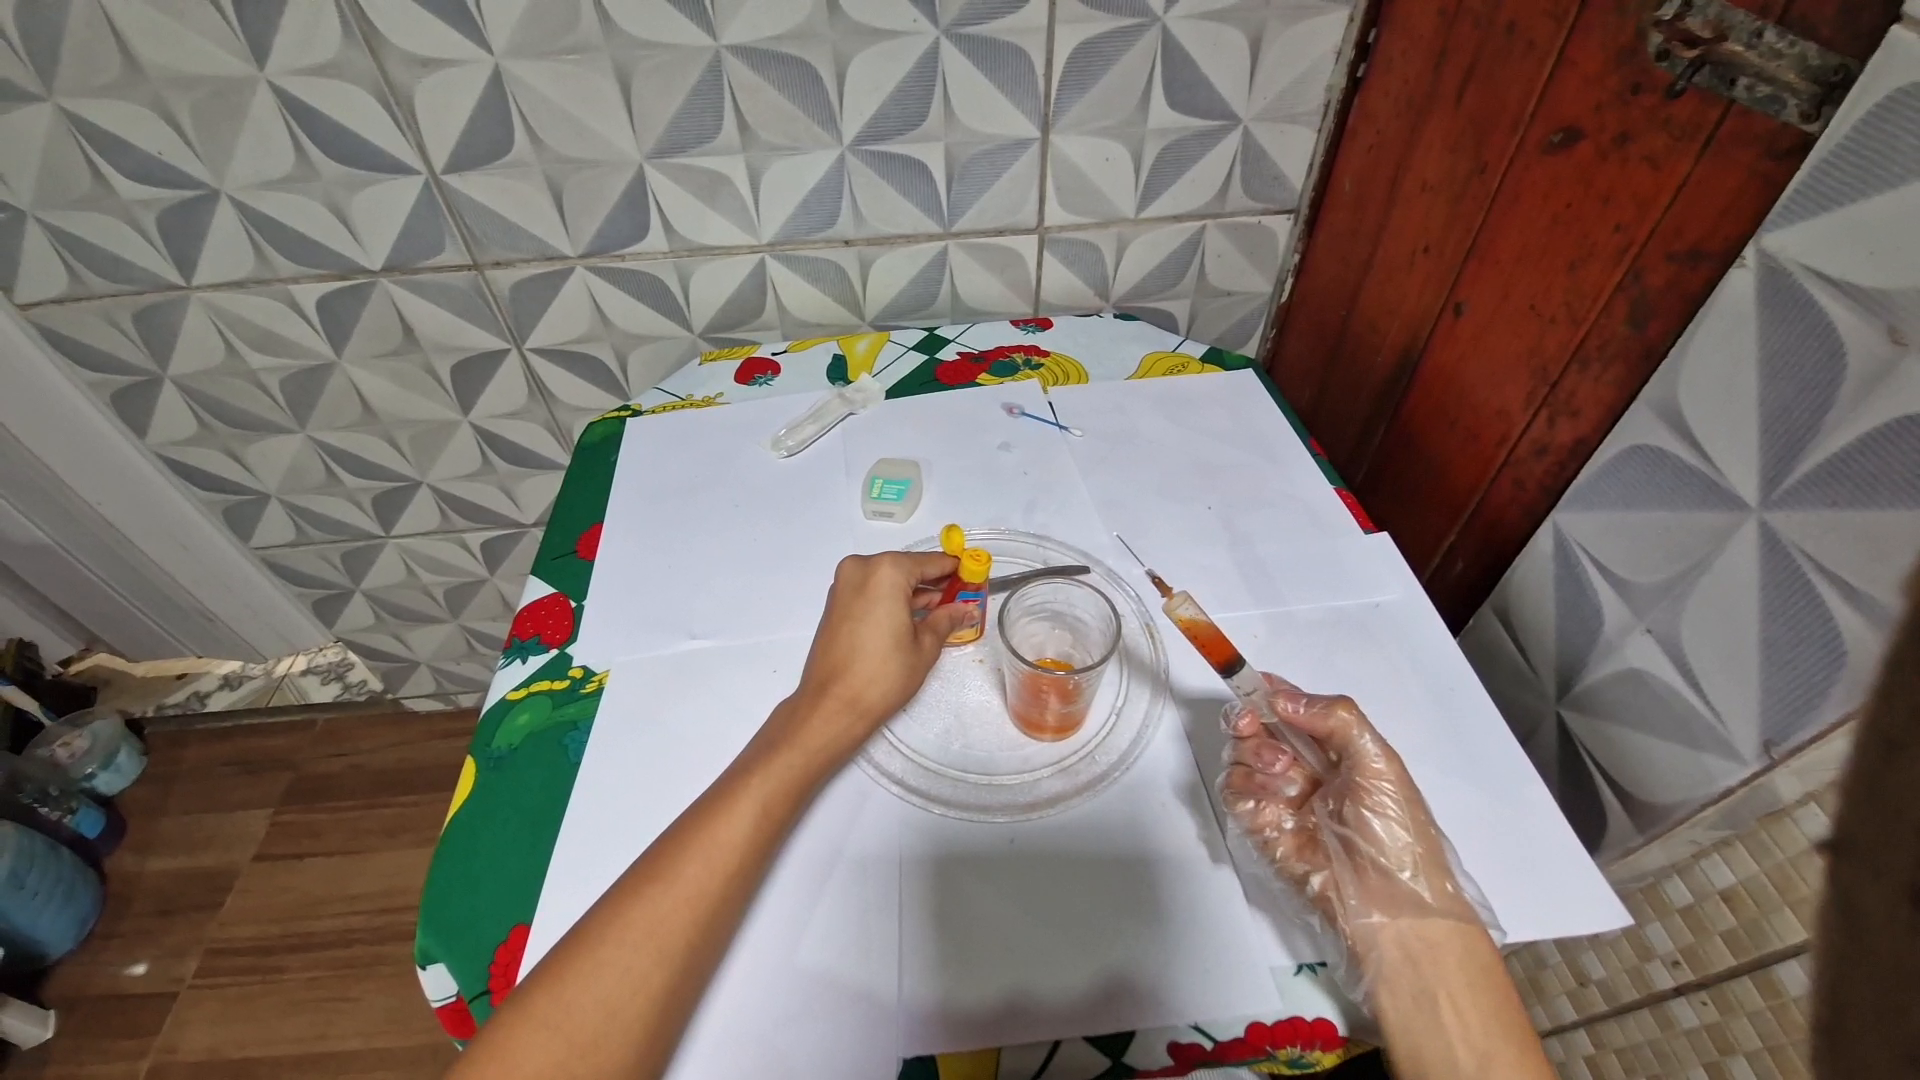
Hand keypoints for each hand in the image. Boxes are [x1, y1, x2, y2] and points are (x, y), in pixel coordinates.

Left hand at [776, 552, 977, 764]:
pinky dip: (892, 599)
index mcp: (886, 571)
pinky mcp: (835, 603)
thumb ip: (946, 619)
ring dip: (913, 592)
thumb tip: (965, 608)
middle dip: (933, 582)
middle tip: (961, 598)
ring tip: (941, 611)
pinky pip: (872, 591)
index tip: (974, 576)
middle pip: (907, 568)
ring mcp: (844, 585)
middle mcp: (861, 569)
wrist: (832, 706)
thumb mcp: (924, 646)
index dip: (955, 569)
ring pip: (888, 579)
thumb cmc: (882, 676)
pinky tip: (913, 618)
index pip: (930, 562)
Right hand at [1220, 674, 1479, 969]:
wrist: (1389, 904)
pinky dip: (1247, 785)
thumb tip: (1279, 697)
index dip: (1266, 689)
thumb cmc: (1394, 829)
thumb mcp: (1379, 763)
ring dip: (1254, 754)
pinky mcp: (1256, 822)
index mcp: (1330, 743)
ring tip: (1286, 775)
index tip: (1250, 681)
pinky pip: (1232, 788)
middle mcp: (1298, 763)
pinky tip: (1275, 798)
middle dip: (1246, 716)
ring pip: (1236, 752)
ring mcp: (1275, 793)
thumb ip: (1334, 717)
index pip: (1288, 704)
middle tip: (1251, 723)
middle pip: (1251, 723)